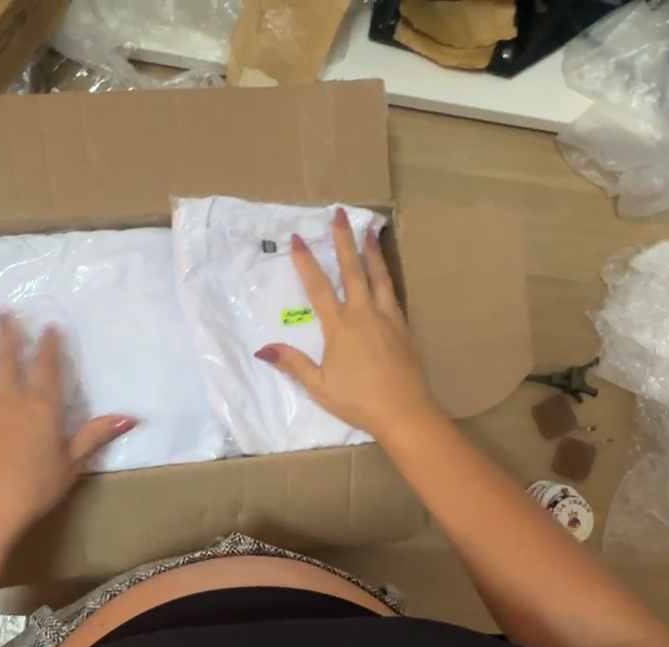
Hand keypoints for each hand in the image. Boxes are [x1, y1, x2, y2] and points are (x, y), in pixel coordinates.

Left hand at [0, 312, 133, 536]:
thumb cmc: (35, 486)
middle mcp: (9, 399)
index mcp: (41, 406)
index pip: (47, 368)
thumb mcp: (72, 463)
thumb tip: (130, 417)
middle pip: (7, 360)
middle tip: (1, 311)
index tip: (49, 325)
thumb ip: (95, 436)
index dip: (49, 346)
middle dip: (6, 335)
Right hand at [253, 207, 442, 443]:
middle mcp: (364, 314)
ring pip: (378, 277)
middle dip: (343, 240)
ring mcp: (388, 318)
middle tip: (340, 213)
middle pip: (352, 270)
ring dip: (371, 252)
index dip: (306, 261)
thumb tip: (263, 349)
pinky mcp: (404, 328)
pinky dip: (387, 277)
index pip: (318, 287)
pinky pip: (393, 295)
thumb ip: (293, 364)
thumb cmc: (357, 401)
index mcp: (339, 327)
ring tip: (369, 231)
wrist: (404, 411)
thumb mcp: (319, 387)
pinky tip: (386, 274)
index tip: (297, 237)